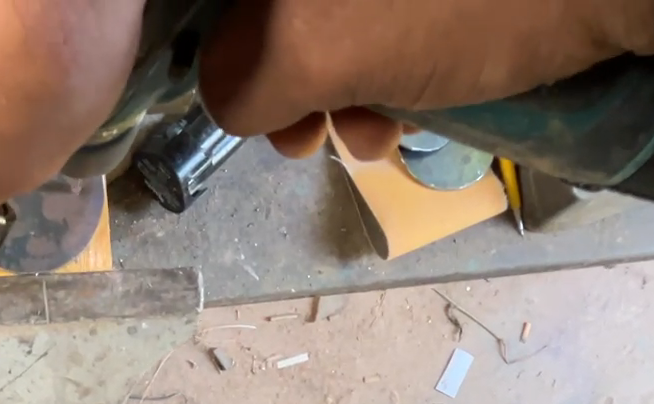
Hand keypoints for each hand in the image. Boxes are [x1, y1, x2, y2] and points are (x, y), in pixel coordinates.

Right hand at [198, 0, 653, 160]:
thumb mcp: (325, 36)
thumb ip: (245, 69)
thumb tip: (225, 93)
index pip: (235, 4)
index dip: (223, 50)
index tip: (249, 108)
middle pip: (291, 8)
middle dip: (293, 79)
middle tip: (313, 140)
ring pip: (354, 14)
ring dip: (353, 85)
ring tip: (383, 135)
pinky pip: (413, 17)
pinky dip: (409, 64)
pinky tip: (430, 105)